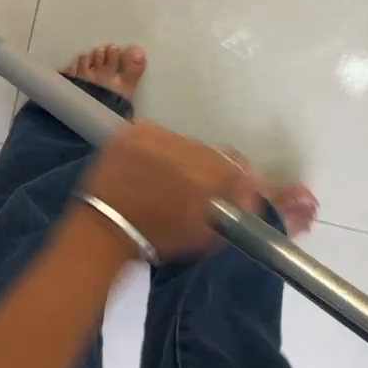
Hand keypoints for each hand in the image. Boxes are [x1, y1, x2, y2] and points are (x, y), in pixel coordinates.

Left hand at [76, 120, 262, 260]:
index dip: (236, 176)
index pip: (236, 163)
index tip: (230, 187)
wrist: (105, 227)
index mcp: (206, 174)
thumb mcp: (207, 233)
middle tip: (193, 184)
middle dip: (205, 167)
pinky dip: (154, 146)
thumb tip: (261, 190)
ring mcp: (152, 136)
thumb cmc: (159, 236)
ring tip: (166, 175)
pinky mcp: (129, 131)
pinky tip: (148, 163)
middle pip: (206, 151)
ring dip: (178, 155)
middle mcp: (182, 149)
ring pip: (179, 141)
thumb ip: (240, 208)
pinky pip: (152, 133)